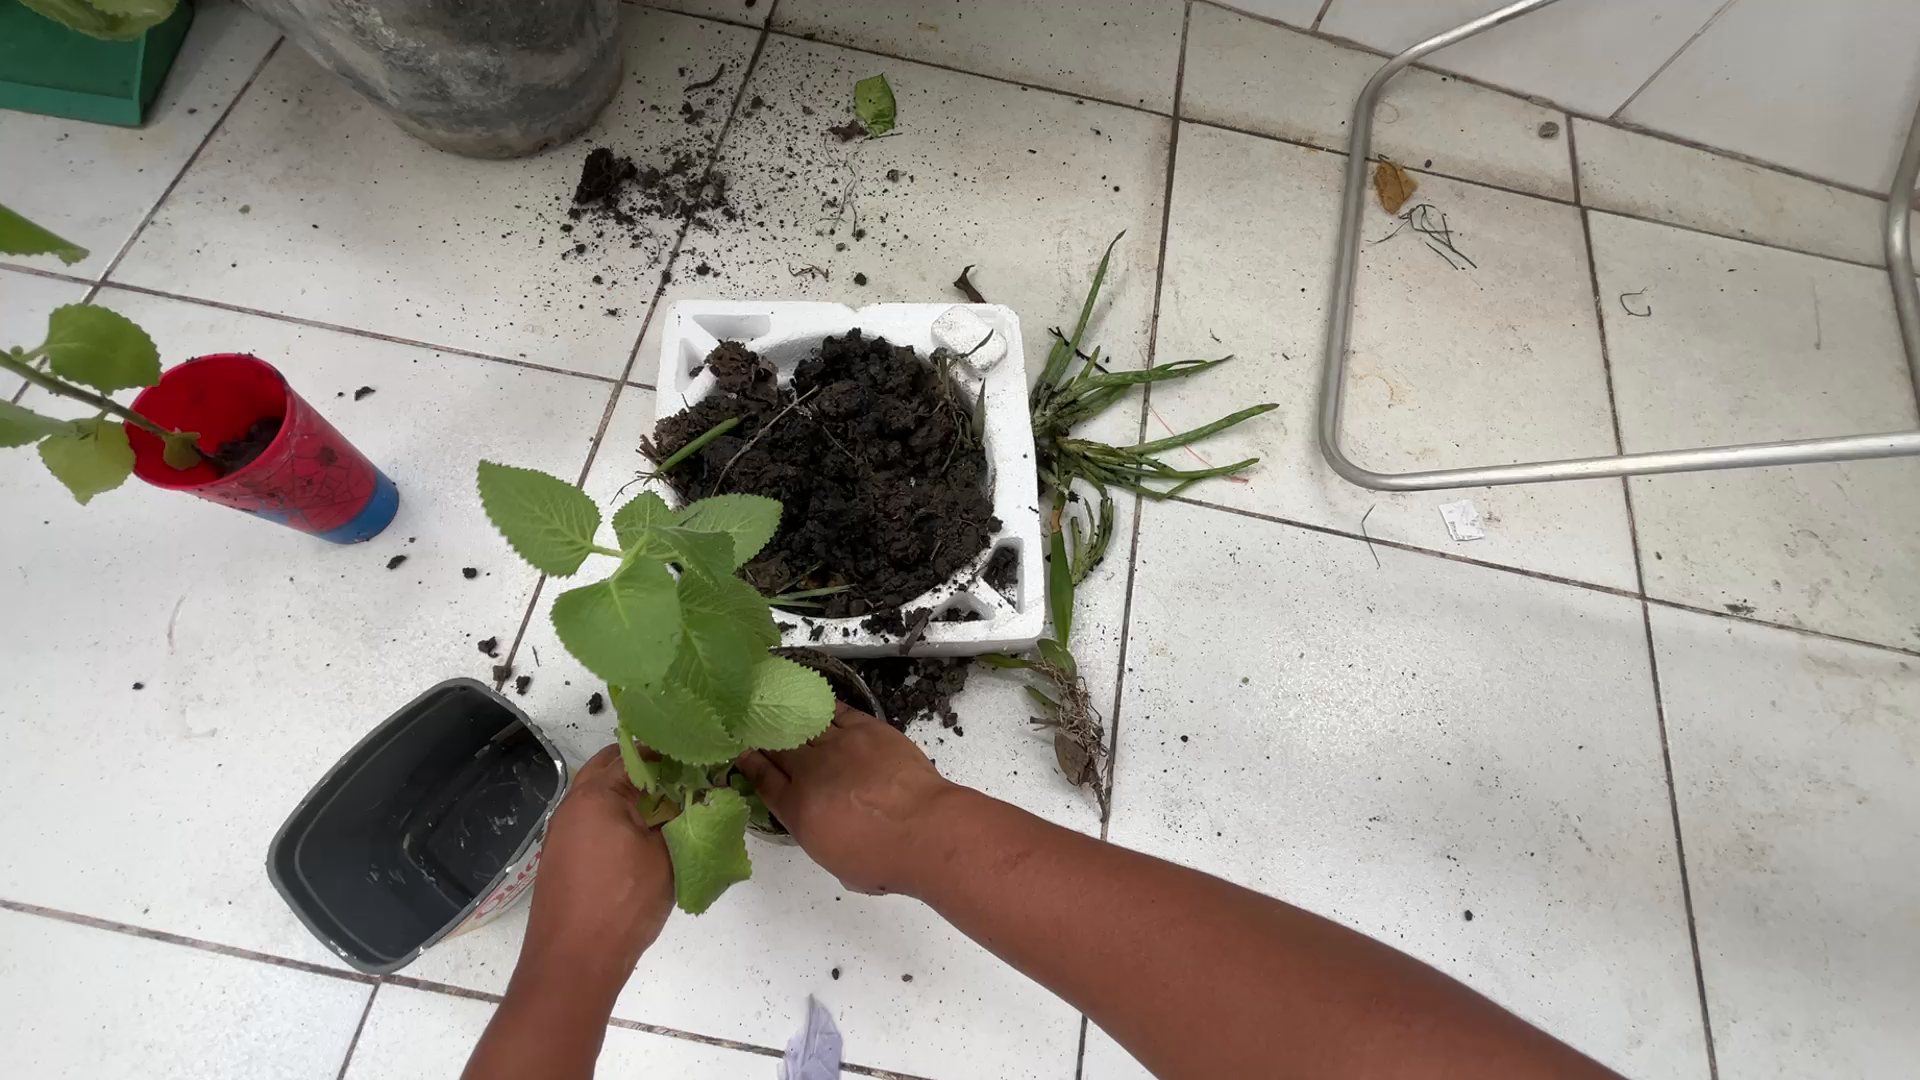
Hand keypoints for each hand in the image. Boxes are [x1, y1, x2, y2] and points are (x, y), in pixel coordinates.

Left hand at [516, 744, 673, 995]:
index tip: (698, 755)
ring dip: (630, 790)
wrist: (572, 967)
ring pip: (599, 794)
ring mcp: (562, 834)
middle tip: (683, 773)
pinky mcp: (562, 858)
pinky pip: (592, 819)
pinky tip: (646, 830)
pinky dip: (618, 814)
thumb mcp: (667, 853)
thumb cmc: (624, 902)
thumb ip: (684, 816)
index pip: (635, 754)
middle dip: (645, 765)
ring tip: (670, 801)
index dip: (669, 752)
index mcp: (596, 796)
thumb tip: (700, 794)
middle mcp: (572, 806)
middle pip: (609, 767)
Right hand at [735, 701, 963, 896]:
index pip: (764, 781)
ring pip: (806, 726)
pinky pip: (838, 711)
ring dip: (790, 718)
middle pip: (779, 747)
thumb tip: (819, 820)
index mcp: (798, 809)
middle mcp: (811, 771)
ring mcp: (839, 745)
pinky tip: (817, 703)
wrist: (923, 829)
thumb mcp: (833, 860)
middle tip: (754, 725)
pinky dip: (824, 707)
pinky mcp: (867, 728)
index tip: (741, 753)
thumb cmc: (882, 859)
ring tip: (780, 709)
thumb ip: (816, 833)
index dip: (750, 765)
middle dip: (764, 736)